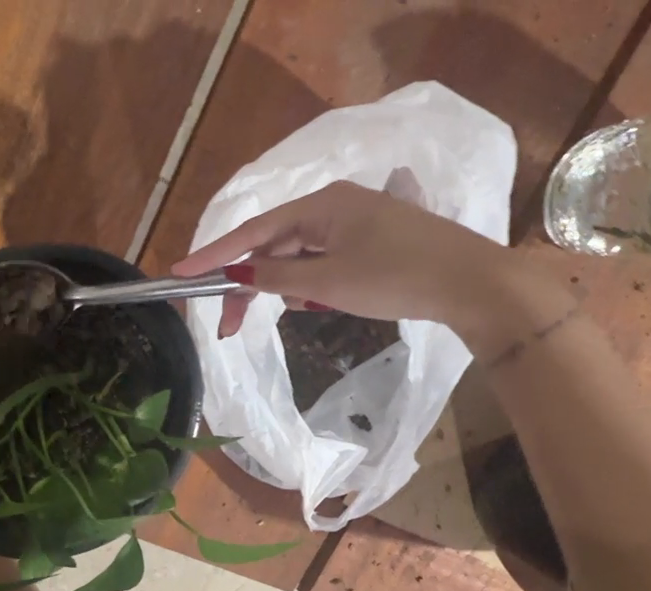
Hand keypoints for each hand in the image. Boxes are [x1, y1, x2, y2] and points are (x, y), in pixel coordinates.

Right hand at [173, 181, 562, 341]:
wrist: (471, 283)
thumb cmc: (395, 276)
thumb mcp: (325, 281)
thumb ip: (274, 277)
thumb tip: (237, 273)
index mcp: (321, 204)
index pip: (252, 231)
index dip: (213, 255)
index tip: (179, 273)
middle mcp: (334, 205)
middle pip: (272, 245)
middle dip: (248, 284)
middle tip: (227, 326)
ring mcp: (354, 222)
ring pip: (296, 256)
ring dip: (283, 286)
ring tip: (294, 311)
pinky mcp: (370, 241)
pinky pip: (321, 261)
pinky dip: (309, 283)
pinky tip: (319, 302)